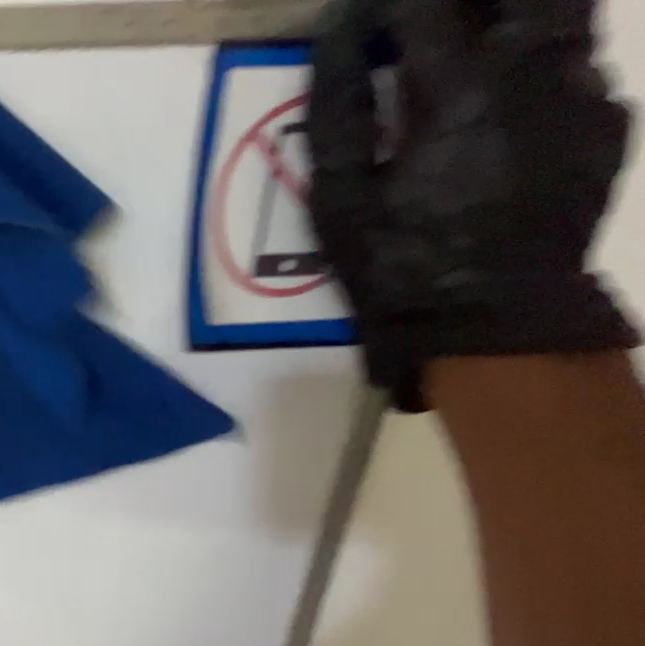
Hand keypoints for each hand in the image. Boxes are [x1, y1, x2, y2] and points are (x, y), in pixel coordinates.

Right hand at [308, 0, 639, 411]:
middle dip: (461, 0)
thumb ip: (341, 112)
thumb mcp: (341, 198)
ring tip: (474, 37)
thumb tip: (337, 39)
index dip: (384, 4)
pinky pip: (581, 61)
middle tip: (423, 16)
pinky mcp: (606, 117)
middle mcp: (533, 71)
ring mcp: (583, 90)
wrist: (491, 316)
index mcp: (458, 91)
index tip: (356, 12)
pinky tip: (511, 88)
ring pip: (566, 10)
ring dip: (515, 14)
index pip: (424, 8)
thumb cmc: (396, 262)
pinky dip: (543, 56)